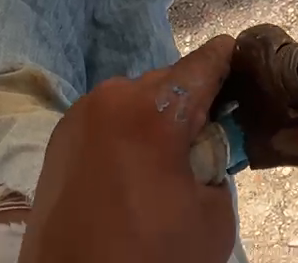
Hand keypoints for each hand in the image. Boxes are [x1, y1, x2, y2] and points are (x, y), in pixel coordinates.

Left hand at [18, 35, 238, 262]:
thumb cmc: (149, 257)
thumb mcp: (212, 219)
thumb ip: (218, 167)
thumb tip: (203, 151)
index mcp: (155, 110)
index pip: (203, 64)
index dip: (226, 59)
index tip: (238, 55)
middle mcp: (115, 97)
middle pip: (168, 82)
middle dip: (188, 103)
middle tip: (202, 138)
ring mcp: (81, 115)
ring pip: (135, 100)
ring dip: (154, 119)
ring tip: (162, 161)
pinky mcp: (59, 138)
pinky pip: (107, 120)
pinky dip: (125, 133)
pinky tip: (131, 169)